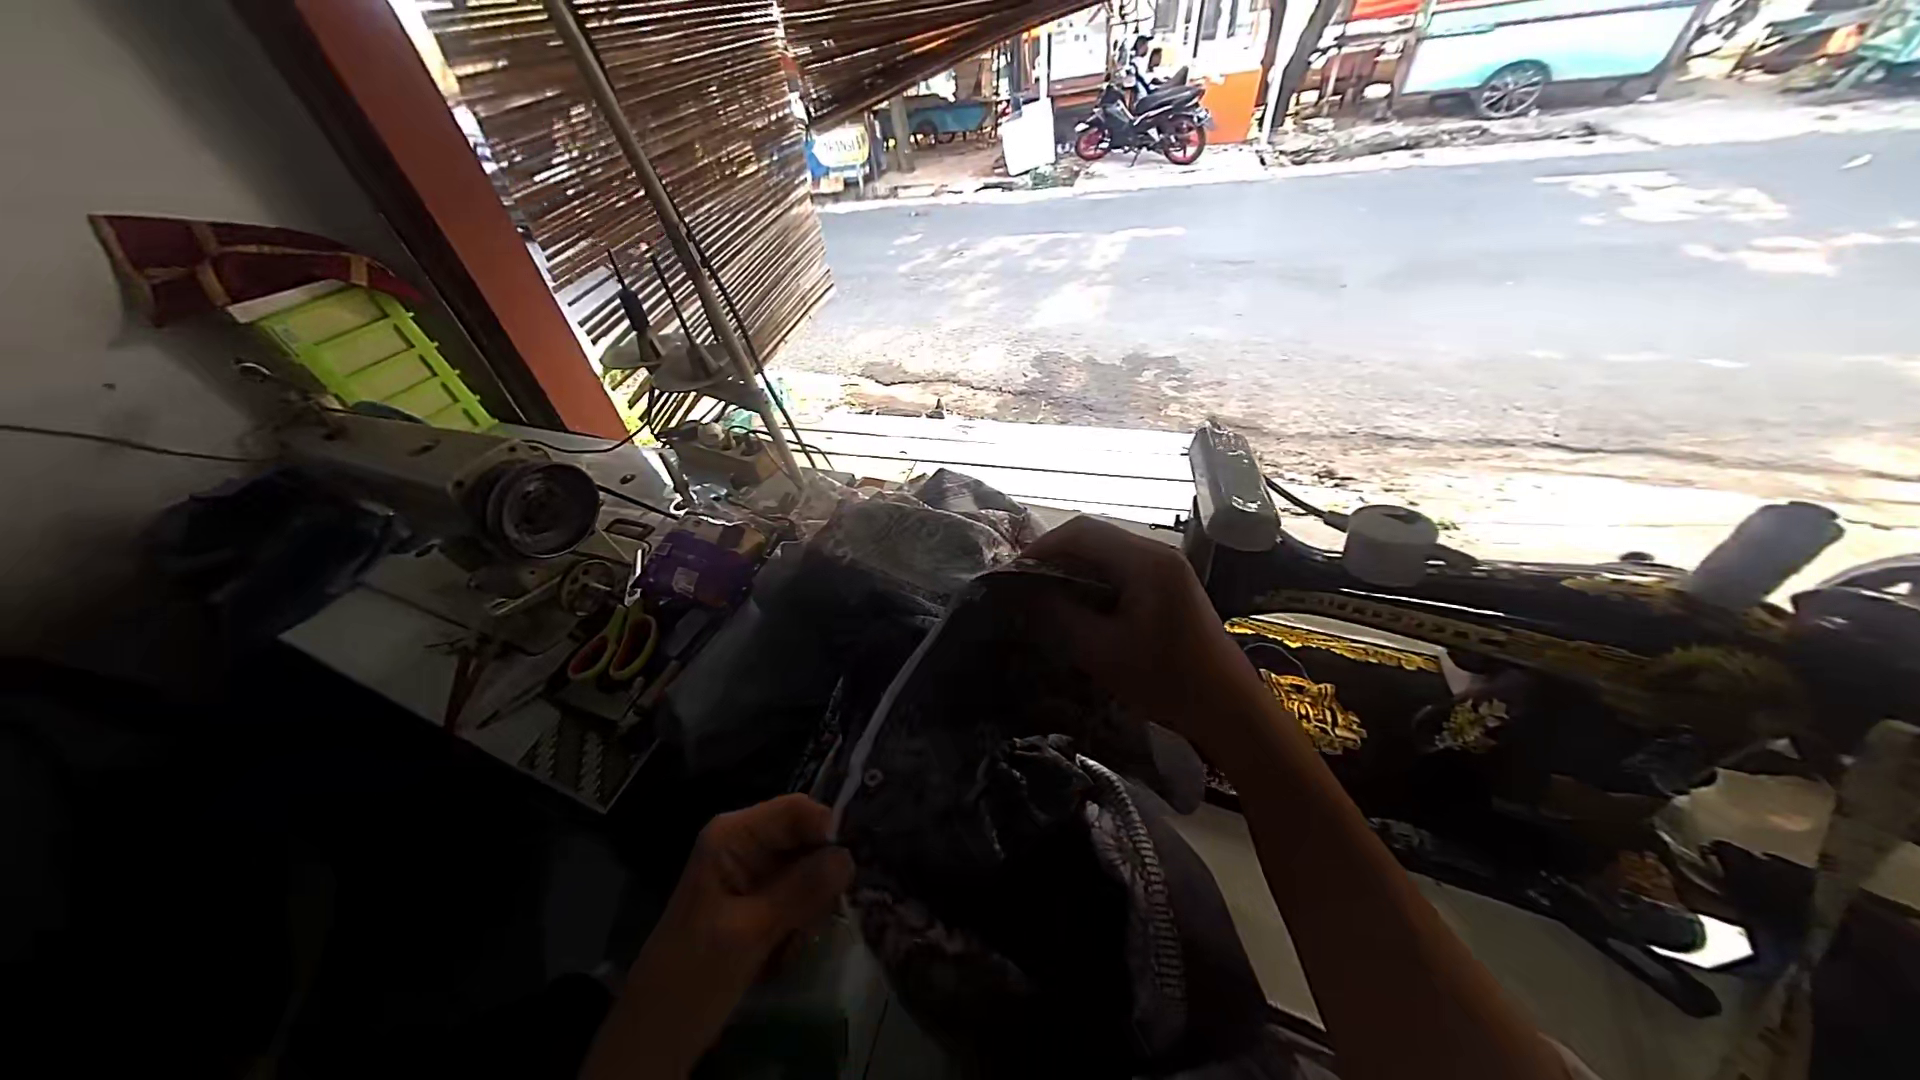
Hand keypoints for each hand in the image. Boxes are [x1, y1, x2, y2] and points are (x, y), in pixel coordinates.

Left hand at [582, 794, 853, 1079]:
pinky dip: (805, 919)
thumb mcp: (750, 931)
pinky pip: (802, 894)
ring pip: (810, 868)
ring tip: (796, 941)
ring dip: (814, 904)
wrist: (656, 1033)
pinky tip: (790, 948)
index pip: (796, 809)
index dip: (829, 829)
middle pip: (807, 837)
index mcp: (734, 834)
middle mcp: (747, 842)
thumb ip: (801, 890)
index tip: (852, 868)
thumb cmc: (693, 975)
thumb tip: (849, 856)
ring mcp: (754, 871)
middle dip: (822, 875)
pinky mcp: (761, 899)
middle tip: (821, 915)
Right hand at [1024, 516, 1262, 747]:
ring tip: (1042, 597)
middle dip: (1053, 558)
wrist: (1228, 709)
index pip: (1081, 532)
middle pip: (1093, 537)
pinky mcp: (1168, 586)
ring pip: (1105, 553)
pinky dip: (1092, 581)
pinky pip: (1120, 570)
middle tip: (1022, 587)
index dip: (1040, 548)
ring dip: (1071, 570)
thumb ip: (1059, 615)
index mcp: (1146, 561)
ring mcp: (1166, 568)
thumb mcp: (1102, 651)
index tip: (1012, 575)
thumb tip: (1023, 592)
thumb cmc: (1167, 682)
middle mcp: (1157, 553)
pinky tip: (1076, 606)